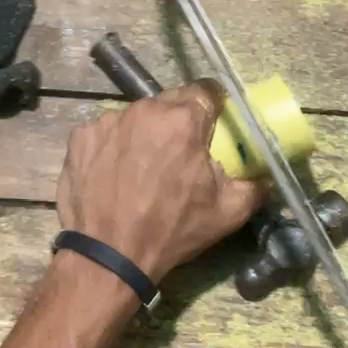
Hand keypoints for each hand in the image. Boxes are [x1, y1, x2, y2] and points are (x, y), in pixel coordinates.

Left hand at [55, 81, 267, 282]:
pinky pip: (105, 134)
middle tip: (178, 153)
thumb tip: (267, 176)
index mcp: (184, 120)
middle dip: (178, 122)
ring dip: (144, 134)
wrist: (108, 255)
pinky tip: (114, 174)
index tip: (213, 123)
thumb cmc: (171, 231)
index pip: (207, 91)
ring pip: (135, 118)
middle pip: (169, 103)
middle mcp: (144, 110)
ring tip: (141, 168)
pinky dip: (113, 147)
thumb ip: (255, 186)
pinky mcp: (80, 138)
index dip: (214, 106)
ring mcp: (108, 122)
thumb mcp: (227, 213)